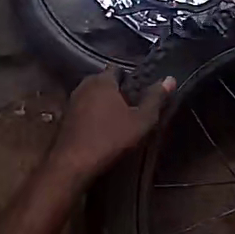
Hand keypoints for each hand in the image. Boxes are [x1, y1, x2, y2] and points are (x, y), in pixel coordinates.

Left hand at [49, 68, 174, 183]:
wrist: (71, 165)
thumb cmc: (109, 138)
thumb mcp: (140, 121)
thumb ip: (155, 99)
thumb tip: (170, 79)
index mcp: (102, 81)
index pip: (117, 68)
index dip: (130, 77)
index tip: (140, 89)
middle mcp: (84, 85)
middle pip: (103, 81)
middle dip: (116, 90)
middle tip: (132, 104)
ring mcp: (71, 102)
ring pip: (92, 96)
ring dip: (103, 103)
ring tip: (117, 118)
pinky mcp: (64, 119)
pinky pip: (82, 110)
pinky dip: (91, 115)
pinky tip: (100, 129)